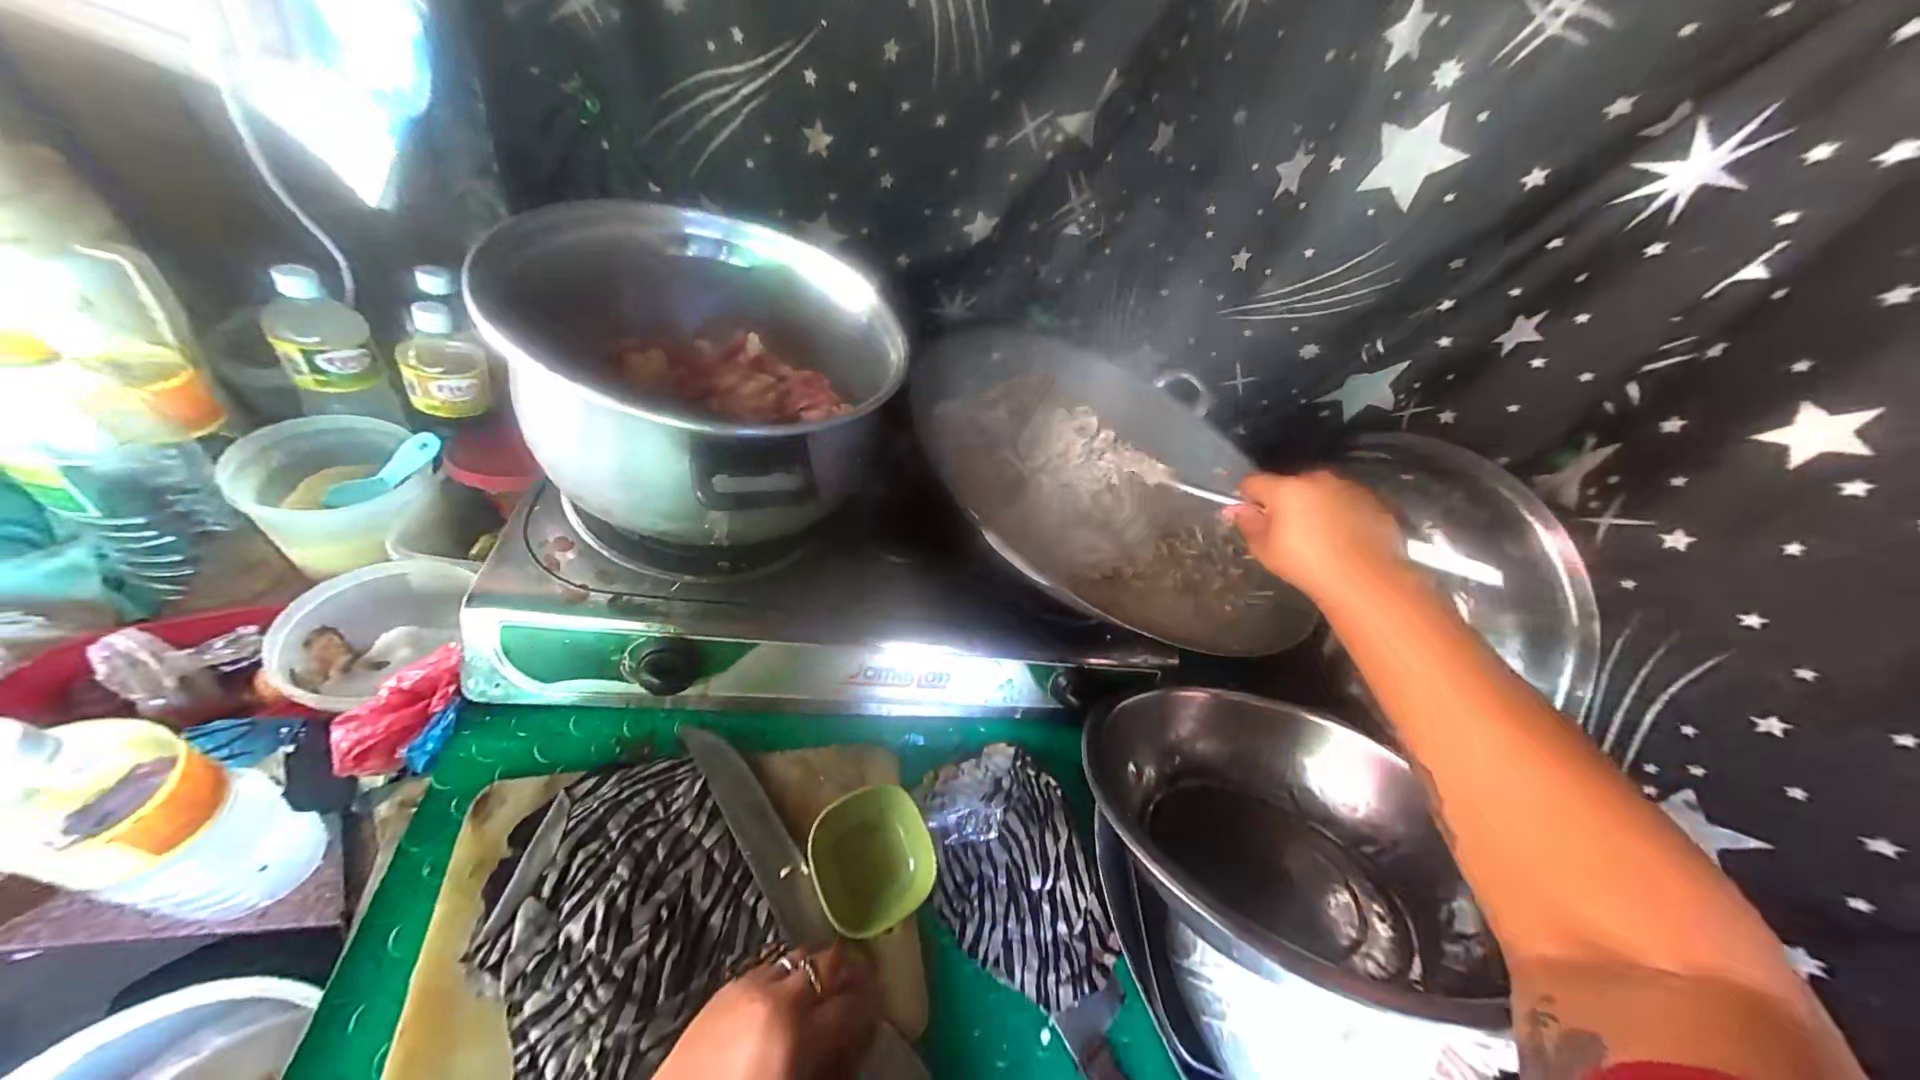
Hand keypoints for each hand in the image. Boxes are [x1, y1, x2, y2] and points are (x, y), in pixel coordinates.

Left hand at [656, 945, 881, 1079]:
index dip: (874, 1005)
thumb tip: (856, 1042)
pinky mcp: (727, 987)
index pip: (853, 1005)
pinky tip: (789, 995)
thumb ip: (831, 1065)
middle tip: (865, 982)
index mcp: (796, 1035)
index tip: (883, 1008)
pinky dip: (789, 974)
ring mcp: (749, 986)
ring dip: (820, 968)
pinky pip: (771, 967)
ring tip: (829, 985)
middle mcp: (776, 997)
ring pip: (801, 957)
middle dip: (853, 969)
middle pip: (830, 962)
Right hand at [1226, 470, 1407, 600]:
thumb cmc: (1306, 564)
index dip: (1247, 498)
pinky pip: (1347, 502)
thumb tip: (1237, 509)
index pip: (1252, 482)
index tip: (1252, 518)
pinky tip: (1344, 540)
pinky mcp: (1374, 501)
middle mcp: (1317, 480)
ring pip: (1320, 492)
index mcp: (1285, 489)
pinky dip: (1341, 515)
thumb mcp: (1265, 550)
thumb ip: (1248, 524)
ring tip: (1319, 538)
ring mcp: (1349, 488)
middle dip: (1284, 502)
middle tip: (1287, 533)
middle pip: (1289, 485)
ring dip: (1314, 507)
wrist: (1365, 579)